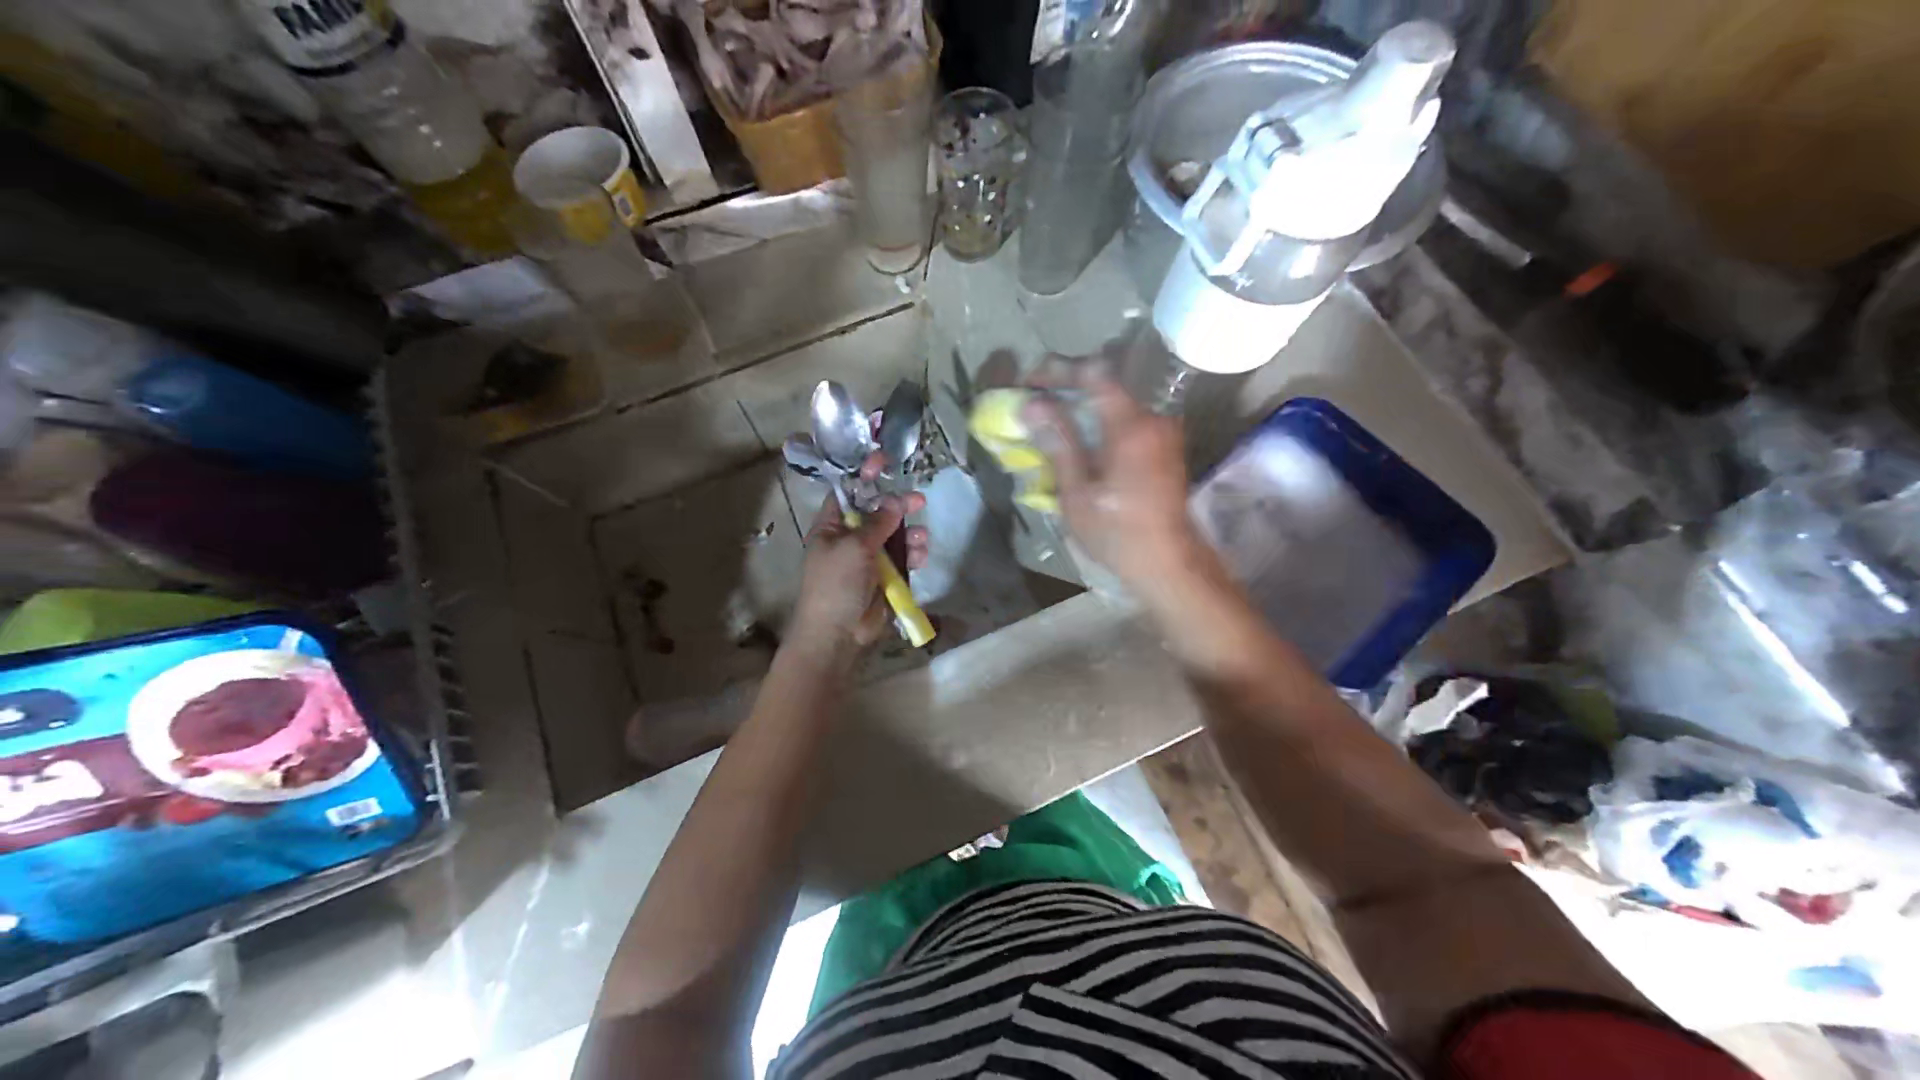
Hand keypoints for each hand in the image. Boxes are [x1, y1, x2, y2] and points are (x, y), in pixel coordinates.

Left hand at [788, 454, 928, 655]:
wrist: (837, 634)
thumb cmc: (835, 585)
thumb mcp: (854, 547)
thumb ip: (878, 522)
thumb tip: (895, 500)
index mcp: (831, 527)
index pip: (848, 493)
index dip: (864, 477)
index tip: (883, 460)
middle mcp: (849, 539)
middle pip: (877, 514)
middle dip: (897, 507)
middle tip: (919, 501)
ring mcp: (867, 559)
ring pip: (894, 537)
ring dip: (909, 535)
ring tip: (920, 540)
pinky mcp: (883, 579)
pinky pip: (901, 559)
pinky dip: (912, 555)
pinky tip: (920, 557)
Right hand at [1022, 364, 1202, 590]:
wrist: (1169, 564)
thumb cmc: (1118, 534)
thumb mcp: (1077, 494)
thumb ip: (1058, 444)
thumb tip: (1031, 405)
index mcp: (1130, 427)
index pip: (1094, 373)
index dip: (1058, 371)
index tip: (1031, 382)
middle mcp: (1152, 419)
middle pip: (1106, 384)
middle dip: (1067, 387)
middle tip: (1035, 401)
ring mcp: (1163, 431)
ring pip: (1116, 402)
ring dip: (1083, 406)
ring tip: (1051, 420)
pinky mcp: (1164, 446)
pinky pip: (1127, 419)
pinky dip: (1101, 421)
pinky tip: (1079, 440)